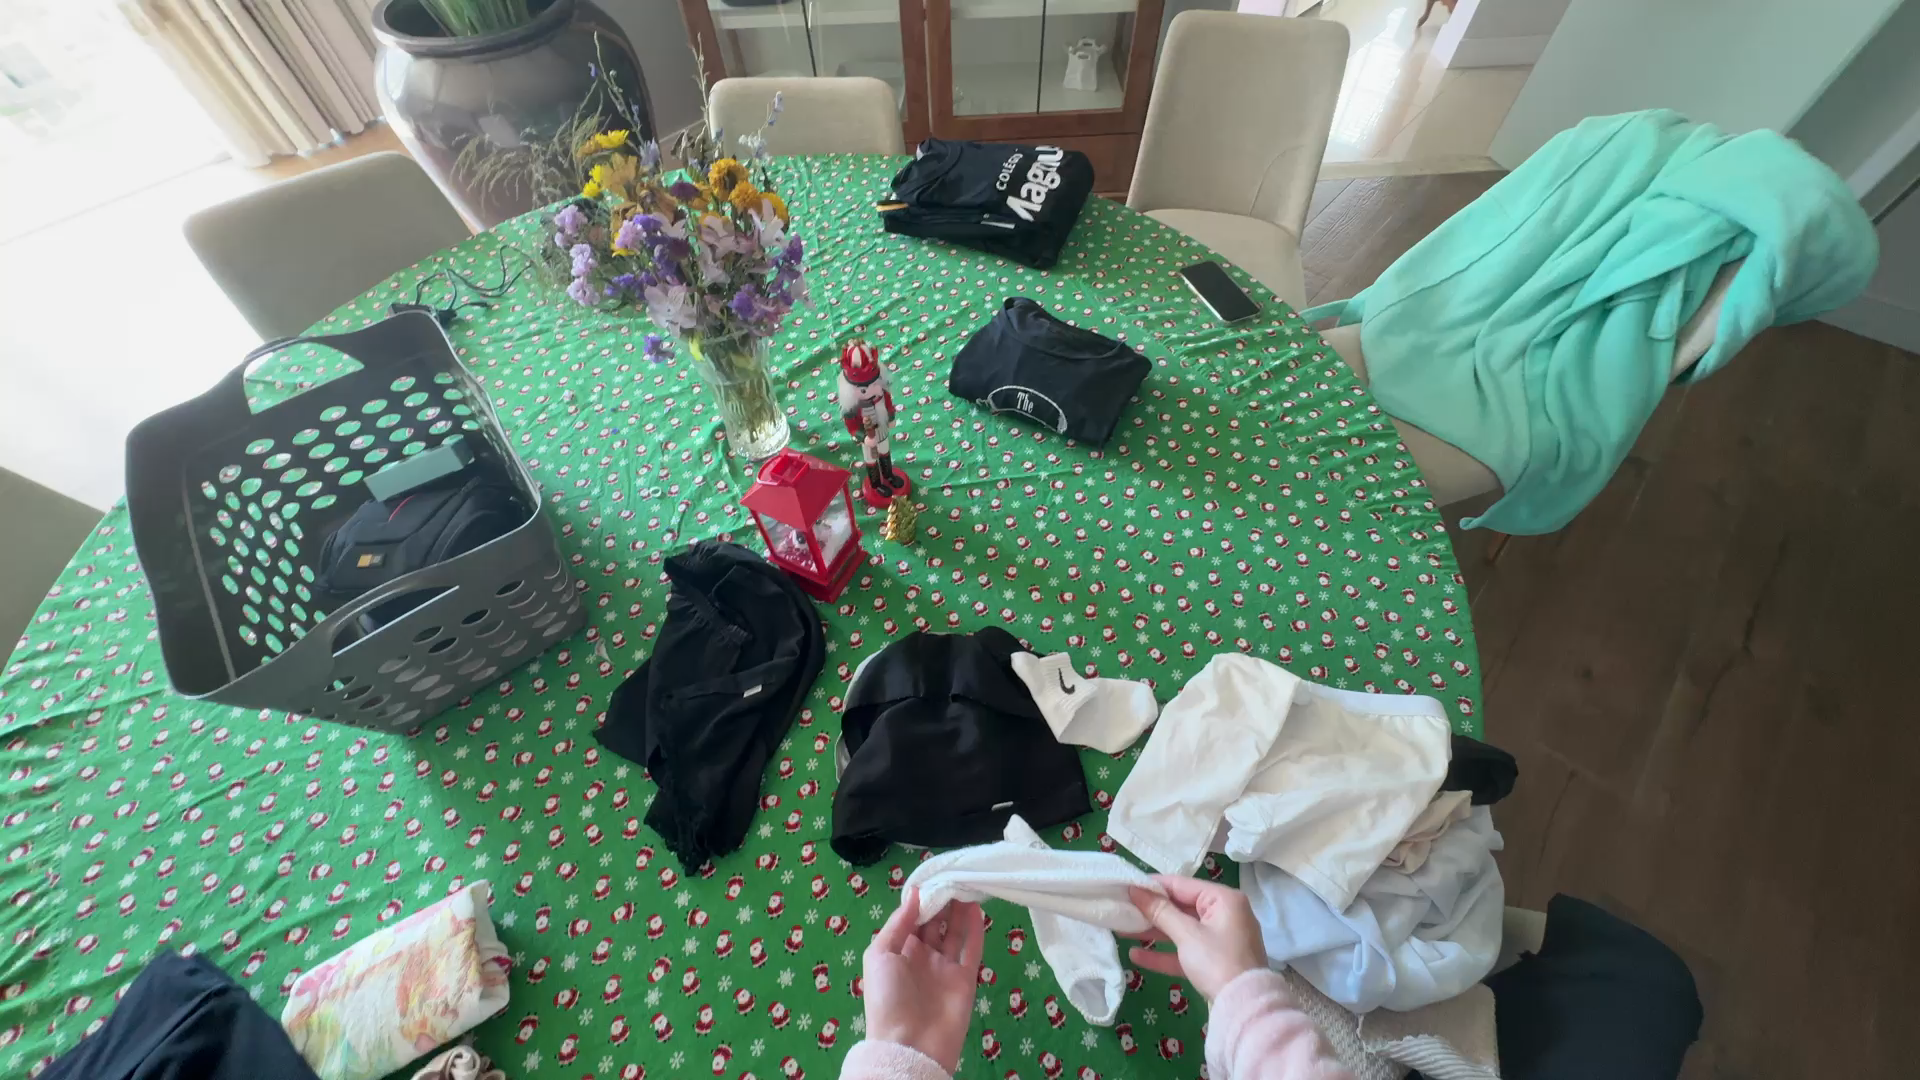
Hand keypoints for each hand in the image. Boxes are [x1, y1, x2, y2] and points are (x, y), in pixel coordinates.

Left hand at [862, 887, 983, 1072]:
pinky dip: (976, 929)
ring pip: (955, 932)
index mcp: (901, 951)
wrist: (909, 1047)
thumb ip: (898, 922)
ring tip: (966, 884)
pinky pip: (972, 949)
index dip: (922, 898)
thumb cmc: (887, 998)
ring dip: (960, 909)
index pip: (913, 918)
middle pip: (936, 922)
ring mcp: (945, 968)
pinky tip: (977, 907)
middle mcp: (924, 956)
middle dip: (943, 900)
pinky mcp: (965, 979)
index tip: (932, 875)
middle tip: (953, 875)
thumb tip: (915, 892)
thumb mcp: (879, 955)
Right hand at [1127, 875, 1268, 1002]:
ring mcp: (1220, 939)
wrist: (1245, 1012)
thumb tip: (1135, 890)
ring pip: (1181, 929)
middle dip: (1151, 911)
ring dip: (1154, 932)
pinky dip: (1165, 952)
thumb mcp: (1187, 934)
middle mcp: (1224, 914)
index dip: (1152, 885)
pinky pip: (1186, 950)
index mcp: (1223, 899)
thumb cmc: (1217, 962)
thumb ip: (1160, 911)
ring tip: (1123, 930)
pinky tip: (1137, 955)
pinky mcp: (1215, 961)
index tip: (1127, 886)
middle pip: (1180, 907)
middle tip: (1123, 908)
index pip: (1181, 885)